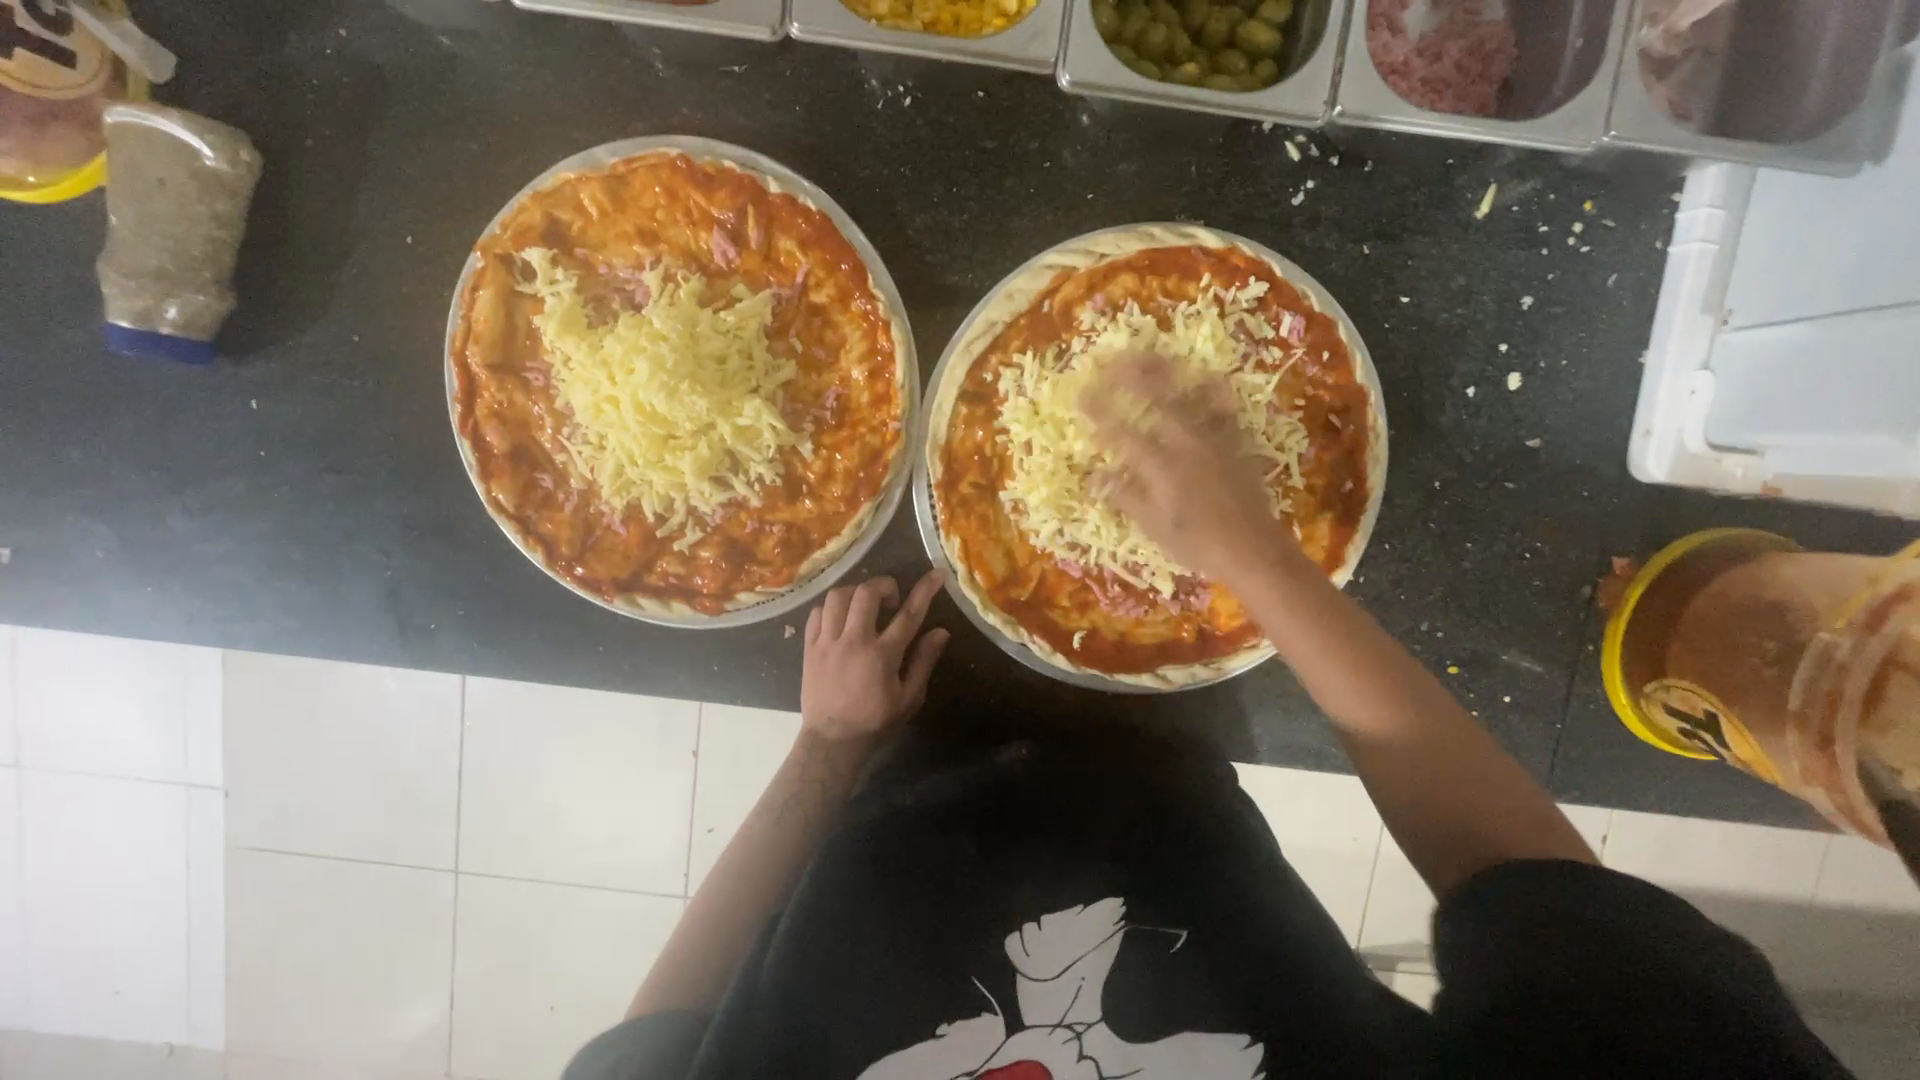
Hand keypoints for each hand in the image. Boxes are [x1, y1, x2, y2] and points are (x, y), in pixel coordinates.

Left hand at [800, 570, 950, 743]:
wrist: (832, 741)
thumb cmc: (876, 722)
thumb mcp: (909, 698)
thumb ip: (924, 662)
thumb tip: (941, 632)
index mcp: (882, 655)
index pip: (909, 614)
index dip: (925, 590)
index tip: (936, 574)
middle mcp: (853, 641)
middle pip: (866, 593)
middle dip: (883, 585)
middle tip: (891, 598)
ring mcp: (827, 643)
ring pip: (837, 597)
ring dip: (855, 592)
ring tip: (864, 605)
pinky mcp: (810, 648)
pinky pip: (817, 613)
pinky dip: (831, 607)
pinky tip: (841, 618)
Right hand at [1081, 352, 1299, 582]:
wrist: (1253, 549)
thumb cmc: (1198, 544)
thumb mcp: (1154, 526)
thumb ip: (1124, 496)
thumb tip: (1093, 477)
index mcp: (1161, 466)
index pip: (1121, 433)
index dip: (1100, 413)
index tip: (1081, 395)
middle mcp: (1186, 443)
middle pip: (1154, 399)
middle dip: (1128, 377)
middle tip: (1110, 359)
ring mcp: (1214, 439)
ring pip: (1187, 395)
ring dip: (1165, 372)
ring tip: (1148, 354)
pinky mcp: (1237, 442)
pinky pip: (1224, 408)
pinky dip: (1212, 390)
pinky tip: (1205, 376)